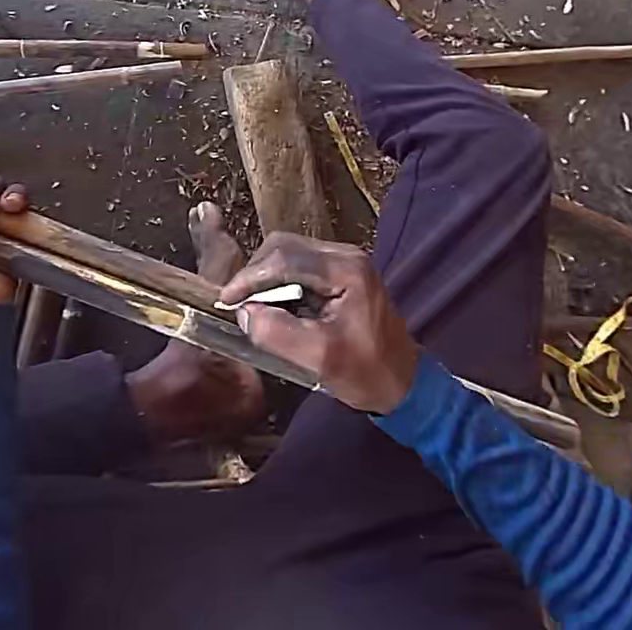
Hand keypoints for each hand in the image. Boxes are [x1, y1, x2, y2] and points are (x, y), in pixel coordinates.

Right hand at [218, 233, 420, 413]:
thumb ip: (278, 333)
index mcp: (347, 270)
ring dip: (265, 276)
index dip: (250, 277)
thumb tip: (244, 313)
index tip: (227, 299)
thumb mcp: (320, 358)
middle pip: (283, 247)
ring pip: (287, 252)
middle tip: (238, 303)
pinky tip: (273, 303)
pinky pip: (296, 263)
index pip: (285, 259)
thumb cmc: (367, 373)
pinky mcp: (338, 270)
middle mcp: (345, 255)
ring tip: (253, 305)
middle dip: (256, 274)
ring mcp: (343, 260)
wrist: (405, 385)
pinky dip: (278, 280)